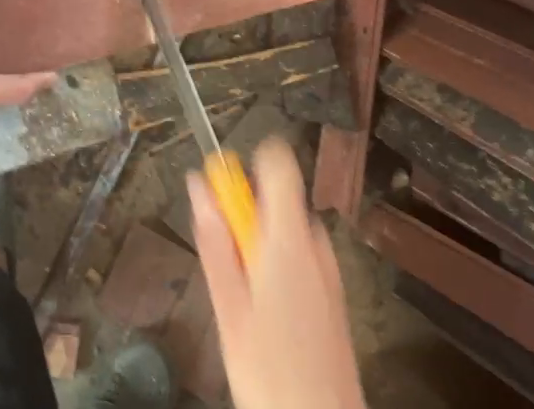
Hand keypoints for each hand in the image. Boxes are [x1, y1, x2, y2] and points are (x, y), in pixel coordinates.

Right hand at [190, 138, 366, 408]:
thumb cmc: (270, 371)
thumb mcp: (227, 305)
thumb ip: (215, 239)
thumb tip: (198, 186)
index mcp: (290, 237)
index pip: (278, 162)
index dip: (249, 162)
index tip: (225, 186)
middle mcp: (316, 242)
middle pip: (278, 199)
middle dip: (248, 220)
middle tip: (228, 267)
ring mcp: (330, 265)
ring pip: (287, 231)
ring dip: (263, 248)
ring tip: (247, 302)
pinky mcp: (335, 289)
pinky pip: (301, 257)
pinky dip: (281, 269)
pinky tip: (270, 315)